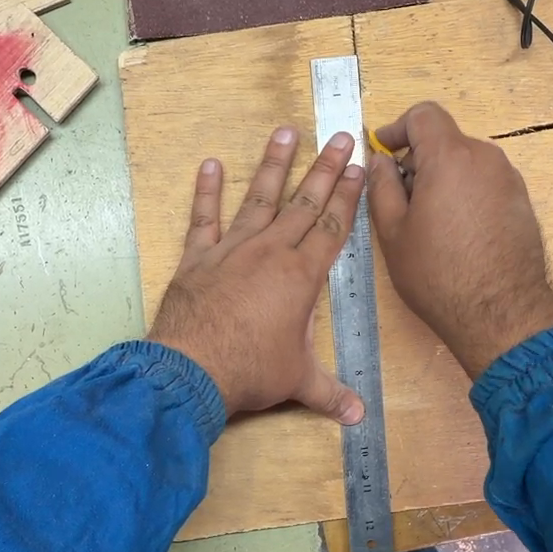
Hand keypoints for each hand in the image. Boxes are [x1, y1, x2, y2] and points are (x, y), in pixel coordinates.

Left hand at [148, 127, 365, 425]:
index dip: (348, 198)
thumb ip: (330, 394)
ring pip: (258, 199)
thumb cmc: (251, 372)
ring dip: (273, 166)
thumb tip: (359, 418)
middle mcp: (270, 253)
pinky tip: (210, 166)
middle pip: (304, 204)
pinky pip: (204, 219)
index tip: (359, 167)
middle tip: (338, 137)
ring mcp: (232, 251)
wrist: (193, 370)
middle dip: (324, 170)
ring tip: (285, 132)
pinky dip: (206, 192)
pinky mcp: (198, 259)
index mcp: (301, 277)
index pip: (333, 228)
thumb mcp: (298, 382)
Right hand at [368, 102, 552, 378]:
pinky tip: (454, 234)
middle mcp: (485, 157)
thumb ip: (382, 187)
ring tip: (426, 223)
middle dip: (417, 161)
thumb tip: (380, 161)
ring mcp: (508, 179)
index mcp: (450, 157)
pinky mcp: (520, 201)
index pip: (423, 115)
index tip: (382, 152)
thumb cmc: (436, 273)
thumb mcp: (394, 232)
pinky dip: (463, 194)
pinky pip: (483, 184)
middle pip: (444, 141)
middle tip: (398, 199)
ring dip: (441, 179)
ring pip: (465, 163)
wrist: (499, 311)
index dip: (397, 128)